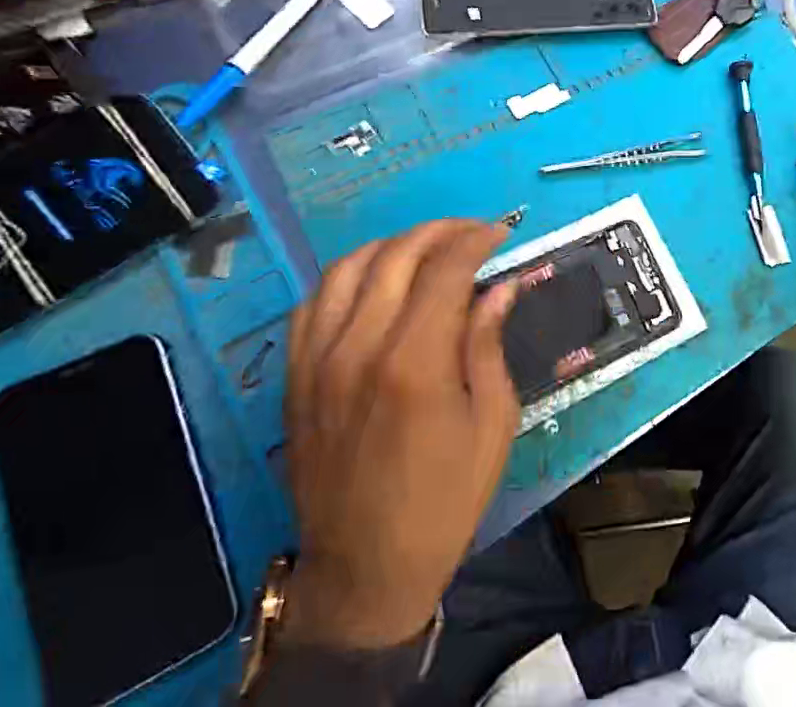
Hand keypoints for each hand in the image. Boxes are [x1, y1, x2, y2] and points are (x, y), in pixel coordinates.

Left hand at [279, 220, 520, 650]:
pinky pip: (313, 301)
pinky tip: (374, 282)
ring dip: (392, 245)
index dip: (475, 241)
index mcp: (415, 362)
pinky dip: (347, 276)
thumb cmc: (446, 497)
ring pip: (347, 268)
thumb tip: (499, 287)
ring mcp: (318, 360)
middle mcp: (359, 347)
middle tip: (470, 233)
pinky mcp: (296, 376)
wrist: (367, 564)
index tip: (499, 233)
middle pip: (395, 256)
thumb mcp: (492, 422)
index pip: (444, 270)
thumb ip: (488, 345)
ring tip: (424, 249)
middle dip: (439, 232)